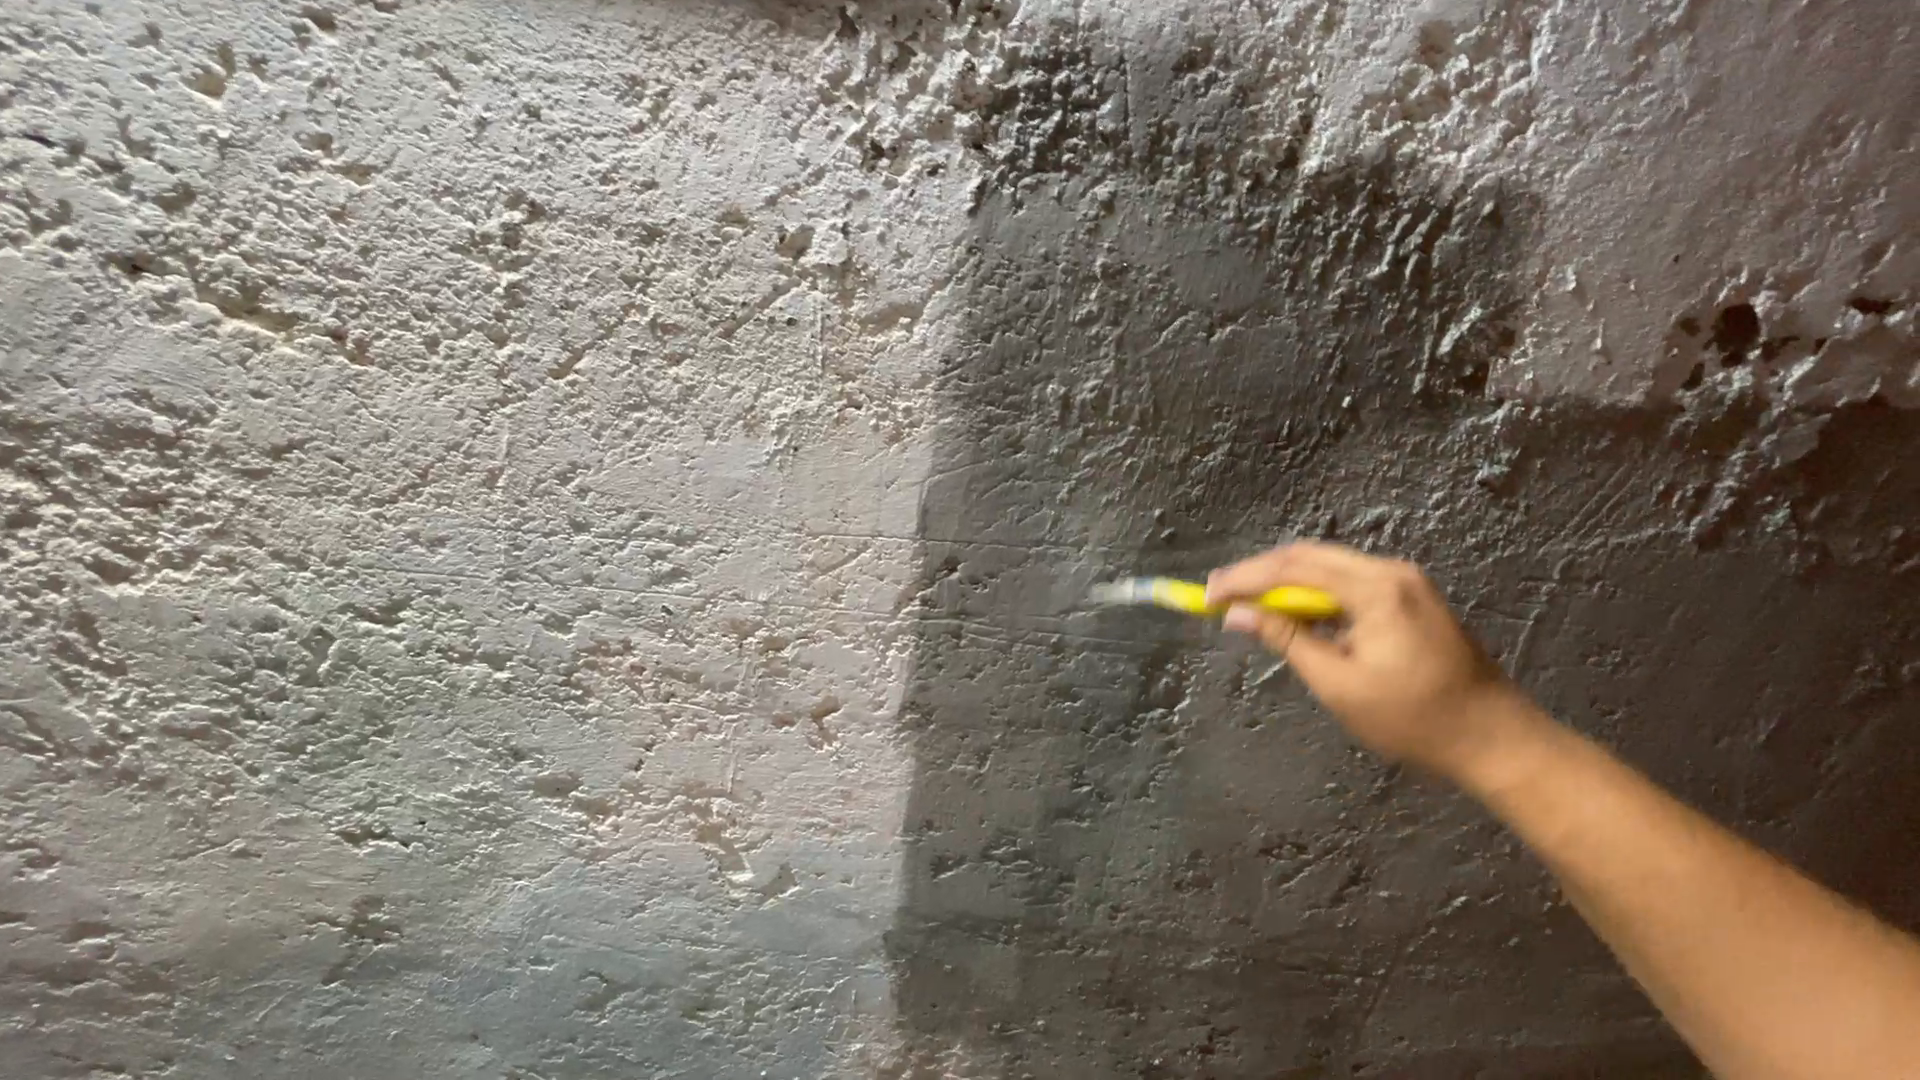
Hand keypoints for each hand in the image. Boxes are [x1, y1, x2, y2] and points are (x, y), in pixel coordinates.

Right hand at [1206, 541, 1533, 778]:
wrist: (1498, 739)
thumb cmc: (1414, 719)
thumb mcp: (1338, 683)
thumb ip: (1286, 639)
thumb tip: (1237, 614)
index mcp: (1375, 589)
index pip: (1292, 569)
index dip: (1243, 579)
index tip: (1206, 596)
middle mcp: (1391, 572)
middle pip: (1308, 556)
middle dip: (1258, 572)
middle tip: (1218, 593)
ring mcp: (1405, 582)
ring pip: (1328, 566)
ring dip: (1284, 580)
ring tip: (1246, 602)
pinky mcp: (1411, 598)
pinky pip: (1348, 581)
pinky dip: (1313, 592)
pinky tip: (1294, 611)